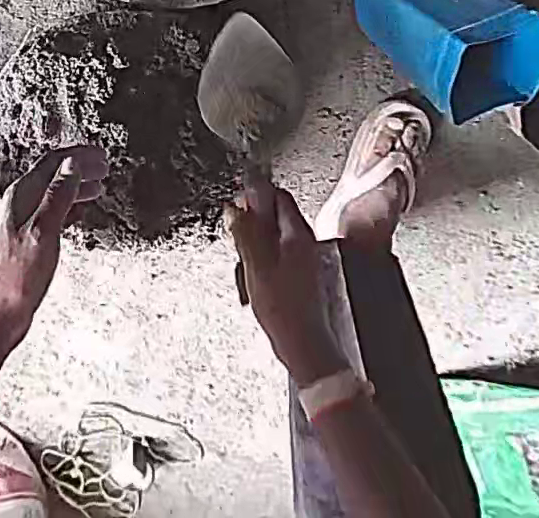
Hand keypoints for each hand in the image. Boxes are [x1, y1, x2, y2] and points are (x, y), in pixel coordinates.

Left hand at [0, 145, 108, 351]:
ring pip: (54, 191)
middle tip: (103, 166)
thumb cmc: (15, 278)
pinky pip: (53, 210)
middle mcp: (20, 203)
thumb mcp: (43, 232)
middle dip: (80, 166)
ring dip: (77, 184)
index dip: (79, 155)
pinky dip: (70, 204)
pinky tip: (80, 210)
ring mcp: (23, 220)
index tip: (100, 155)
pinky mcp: (28, 237)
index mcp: (21, 196)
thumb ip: (58, 196)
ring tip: (98, 184)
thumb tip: (72, 166)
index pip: (53, 161)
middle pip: (54, 173)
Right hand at [226, 171, 346, 384]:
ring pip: (276, 232)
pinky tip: (253, 269)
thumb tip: (233, 209)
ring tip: (243, 251)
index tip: (238, 201)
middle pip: (277, 213)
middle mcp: (304, 242)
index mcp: (297, 234)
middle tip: (236, 226)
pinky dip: (264, 252)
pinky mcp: (300, 274)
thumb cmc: (284, 307)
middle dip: (254, 216)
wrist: (303, 344)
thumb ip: (245, 232)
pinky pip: (279, 250)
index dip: (256, 193)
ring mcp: (304, 258)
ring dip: (258, 235)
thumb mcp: (255, 265)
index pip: (278, 195)